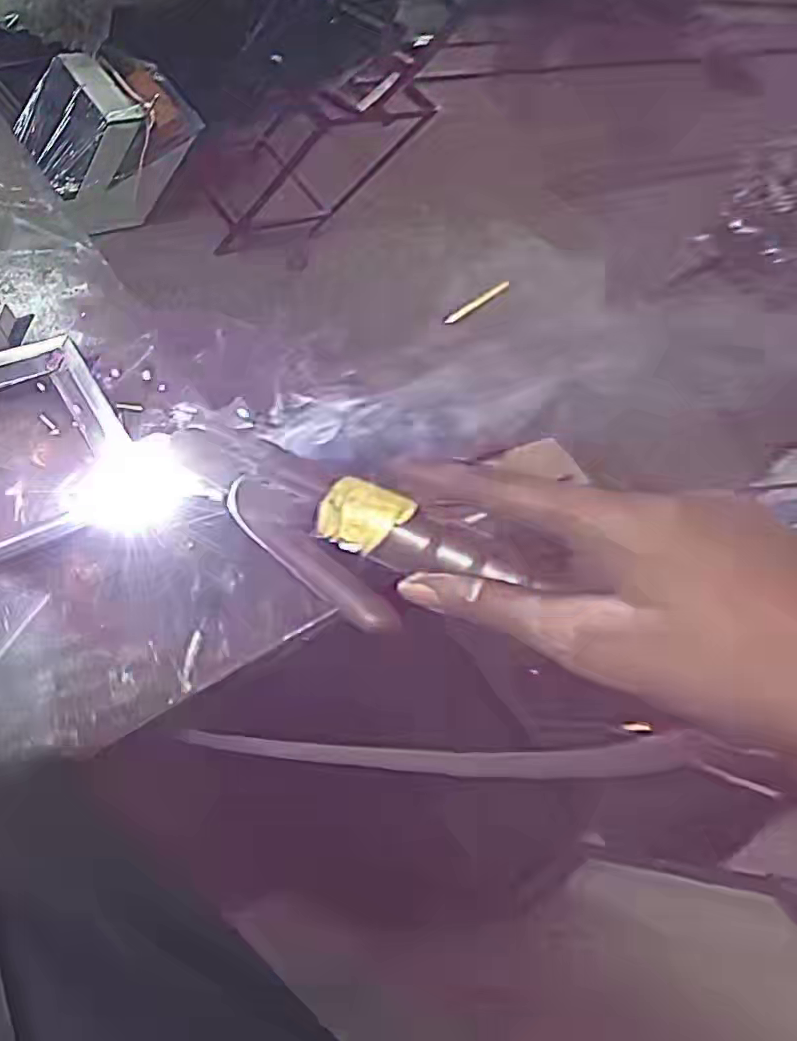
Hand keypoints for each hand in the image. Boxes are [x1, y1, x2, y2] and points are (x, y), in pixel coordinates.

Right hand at [391, 462, 796, 751]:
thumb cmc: (723, 668)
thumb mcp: (592, 643)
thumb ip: (495, 606)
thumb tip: (416, 585)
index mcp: (627, 521)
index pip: (512, 489)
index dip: (446, 477)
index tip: (396, 466)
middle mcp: (668, 503)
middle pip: (552, 498)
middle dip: (488, 507)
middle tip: (434, 518)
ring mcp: (710, 516)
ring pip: (594, 514)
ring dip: (537, 530)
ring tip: (494, 554)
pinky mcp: (736, 537)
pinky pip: (632, 526)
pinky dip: (582, 542)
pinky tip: (571, 571)